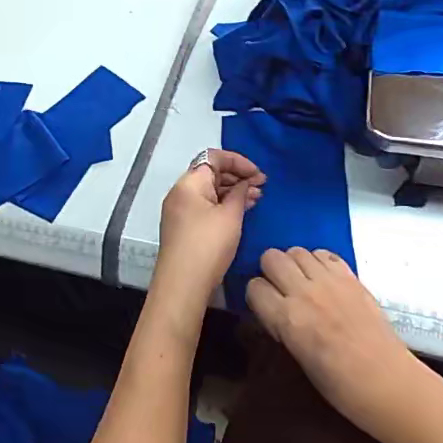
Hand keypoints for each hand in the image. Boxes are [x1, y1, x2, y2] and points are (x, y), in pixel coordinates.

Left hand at [153, 149, 265, 309]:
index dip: (239, 161)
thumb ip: (240, 192)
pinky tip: (242, 211)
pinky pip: (206, 205)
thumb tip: (245, 182)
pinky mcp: (183, 227)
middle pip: (211, 173)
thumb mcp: (230, 216)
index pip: (214, 157)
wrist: (182, 285)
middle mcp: (181, 192)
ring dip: (232, 191)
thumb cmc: (208, 245)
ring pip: (209, 191)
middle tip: (262, 186)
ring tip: (256, 198)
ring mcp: (180, 210)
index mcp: (189, 183)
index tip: (259, 174)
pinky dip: (223, 204)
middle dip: (237, 176)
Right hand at [246, 248, 436, 442]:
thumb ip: (282, 327)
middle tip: (279, 289)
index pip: (254, 287)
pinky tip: (323, 279)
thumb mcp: (298, 358)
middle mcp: (305, 292)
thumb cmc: (339, 386)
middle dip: (270, 271)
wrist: (386, 381)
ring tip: (301, 282)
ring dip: (293, 263)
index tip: (264, 307)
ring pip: (297, 250)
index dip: (256, 296)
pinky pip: (324, 254)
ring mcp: (330, 280)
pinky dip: (318, 261)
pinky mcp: (351, 276)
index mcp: (287, 319)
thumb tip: (275, 311)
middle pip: (272, 258)